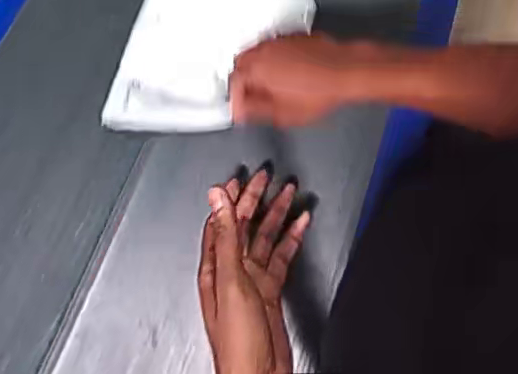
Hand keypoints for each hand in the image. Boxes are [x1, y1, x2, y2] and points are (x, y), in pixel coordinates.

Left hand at [199, 170, 310, 373]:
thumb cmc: (238, 341)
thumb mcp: (231, 280)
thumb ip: (227, 236)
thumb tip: (216, 197)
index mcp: (216, 268)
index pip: (222, 222)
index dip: (230, 199)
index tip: (241, 177)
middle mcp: (233, 271)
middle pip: (245, 225)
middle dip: (256, 199)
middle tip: (267, 176)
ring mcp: (253, 281)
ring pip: (266, 237)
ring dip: (277, 212)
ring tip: (290, 190)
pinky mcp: (272, 290)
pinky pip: (283, 254)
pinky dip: (293, 235)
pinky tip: (302, 221)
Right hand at [231, 33, 374, 125]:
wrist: (346, 69)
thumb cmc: (319, 91)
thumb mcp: (283, 113)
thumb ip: (256, 110)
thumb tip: (243, 110)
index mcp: (256, 68)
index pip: (233, 82)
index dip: (236, 100)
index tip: (242, 110)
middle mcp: (265, 49)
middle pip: (242, 64)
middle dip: (243, 80)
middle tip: (251, 97)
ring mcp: (280, 40)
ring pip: (258, 52)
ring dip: (257, 67)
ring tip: (269, 86)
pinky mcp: (295, 36)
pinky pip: (275, 46)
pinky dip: (274, 58)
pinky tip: (286, 71)